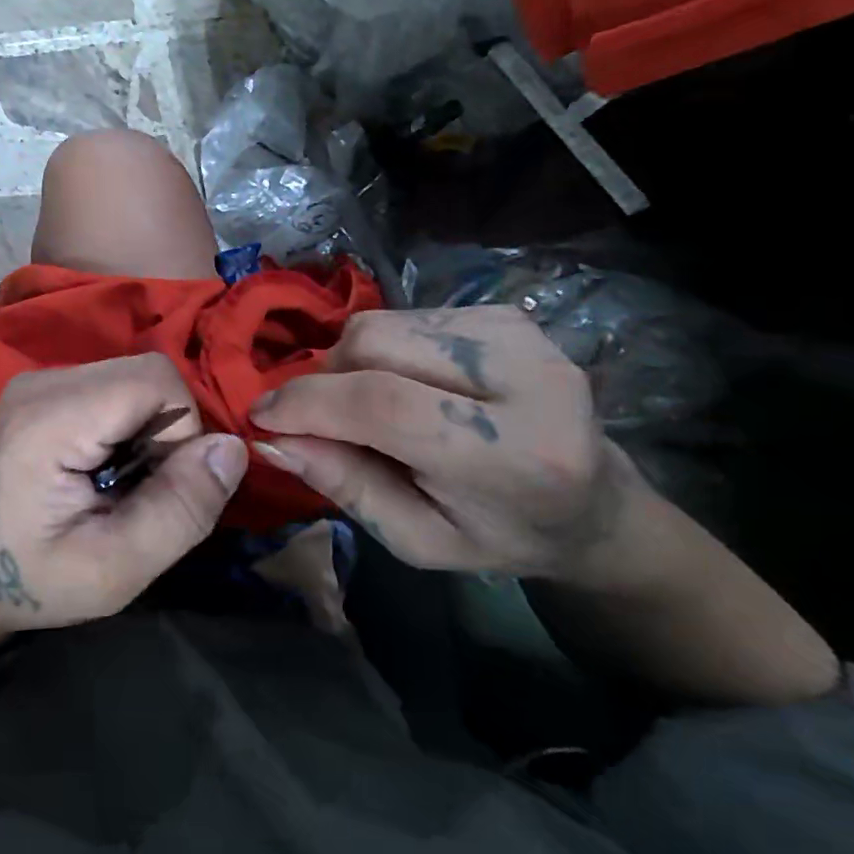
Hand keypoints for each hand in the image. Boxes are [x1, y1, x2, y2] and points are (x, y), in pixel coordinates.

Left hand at [0, 354, 248, 637]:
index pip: (156, 379)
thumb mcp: (117, 568)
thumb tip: (232, 447)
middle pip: (146, 374)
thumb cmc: (35, 581)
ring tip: (115, 486)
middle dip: (165, 432)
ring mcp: (35, 381)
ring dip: (146, 431)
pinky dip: (125, 426)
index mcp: (47, 418)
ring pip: (132, 379)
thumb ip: (179, 509)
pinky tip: (99, 470)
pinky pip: (110, 387)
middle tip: (136, 492)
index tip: (157, 490)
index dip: (180, 433)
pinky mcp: (39, 390)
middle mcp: (39, 382)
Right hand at [250, 305, 624, 580]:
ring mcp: (521, 333)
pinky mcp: (506, 314)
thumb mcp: (416, 539)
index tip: (260, 417)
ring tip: (364, 404)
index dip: (306, 404)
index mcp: (513, 456)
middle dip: (323, 379)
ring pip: (381, 323)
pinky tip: (399, 383)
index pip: (383, 404)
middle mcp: (528, 377)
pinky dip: (377, 350)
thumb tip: (270, 437)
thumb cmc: (498, 534)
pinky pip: (401, 316)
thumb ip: (345, 485)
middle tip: (319, 419)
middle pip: (375, 344)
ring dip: (347, 363)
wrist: (593, 504)